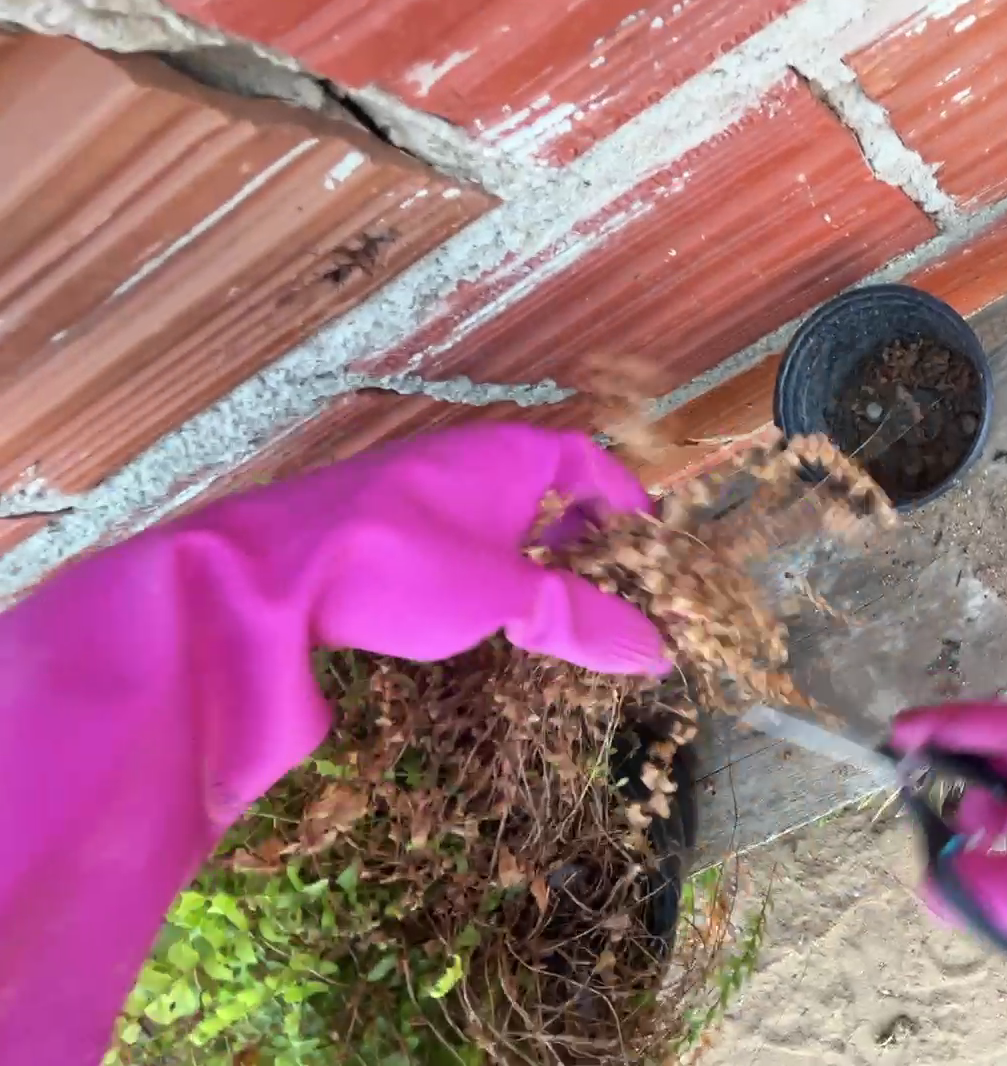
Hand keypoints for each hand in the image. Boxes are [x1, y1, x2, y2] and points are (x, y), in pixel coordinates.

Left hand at [0, 423, 667, 1063]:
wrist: (241, 585)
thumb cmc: (400, 563)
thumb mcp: (511, 597)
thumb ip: (588, 623)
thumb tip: (660, 655)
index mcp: (507, 457)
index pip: (588, 460)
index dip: (625, 496)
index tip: (649, 541)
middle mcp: (463, 466)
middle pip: (547, 487)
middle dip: (582, 531)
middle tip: (606, 579)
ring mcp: (412, 499)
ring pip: (498, 518)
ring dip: (532, 555)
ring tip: (552, 604)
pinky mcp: (372, 538)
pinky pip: (455, 543)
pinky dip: (485, 572)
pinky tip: (481, 614)